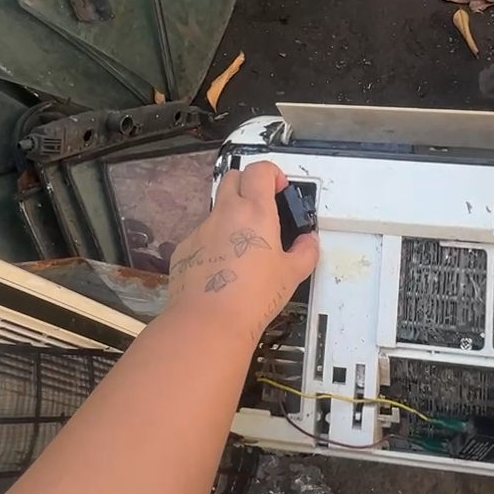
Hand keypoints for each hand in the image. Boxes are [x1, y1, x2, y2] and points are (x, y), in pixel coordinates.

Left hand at [167, 161, 318, 344]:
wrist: (209, 322)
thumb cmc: (253, 297)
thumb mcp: (292, 274)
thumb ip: (305, 251)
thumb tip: (308, 242)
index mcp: (255, 212)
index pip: (260, 170)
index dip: (271, 173)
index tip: (279, 187)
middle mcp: (226, 214)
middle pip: (233, 178)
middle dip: (248, 184)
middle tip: (261, 207)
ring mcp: (201, 230)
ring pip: (217, 210)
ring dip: (231, 217)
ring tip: (242, 248)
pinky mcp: (185, 249)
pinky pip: (201, 236)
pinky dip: (213, 243)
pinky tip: (222, 270)